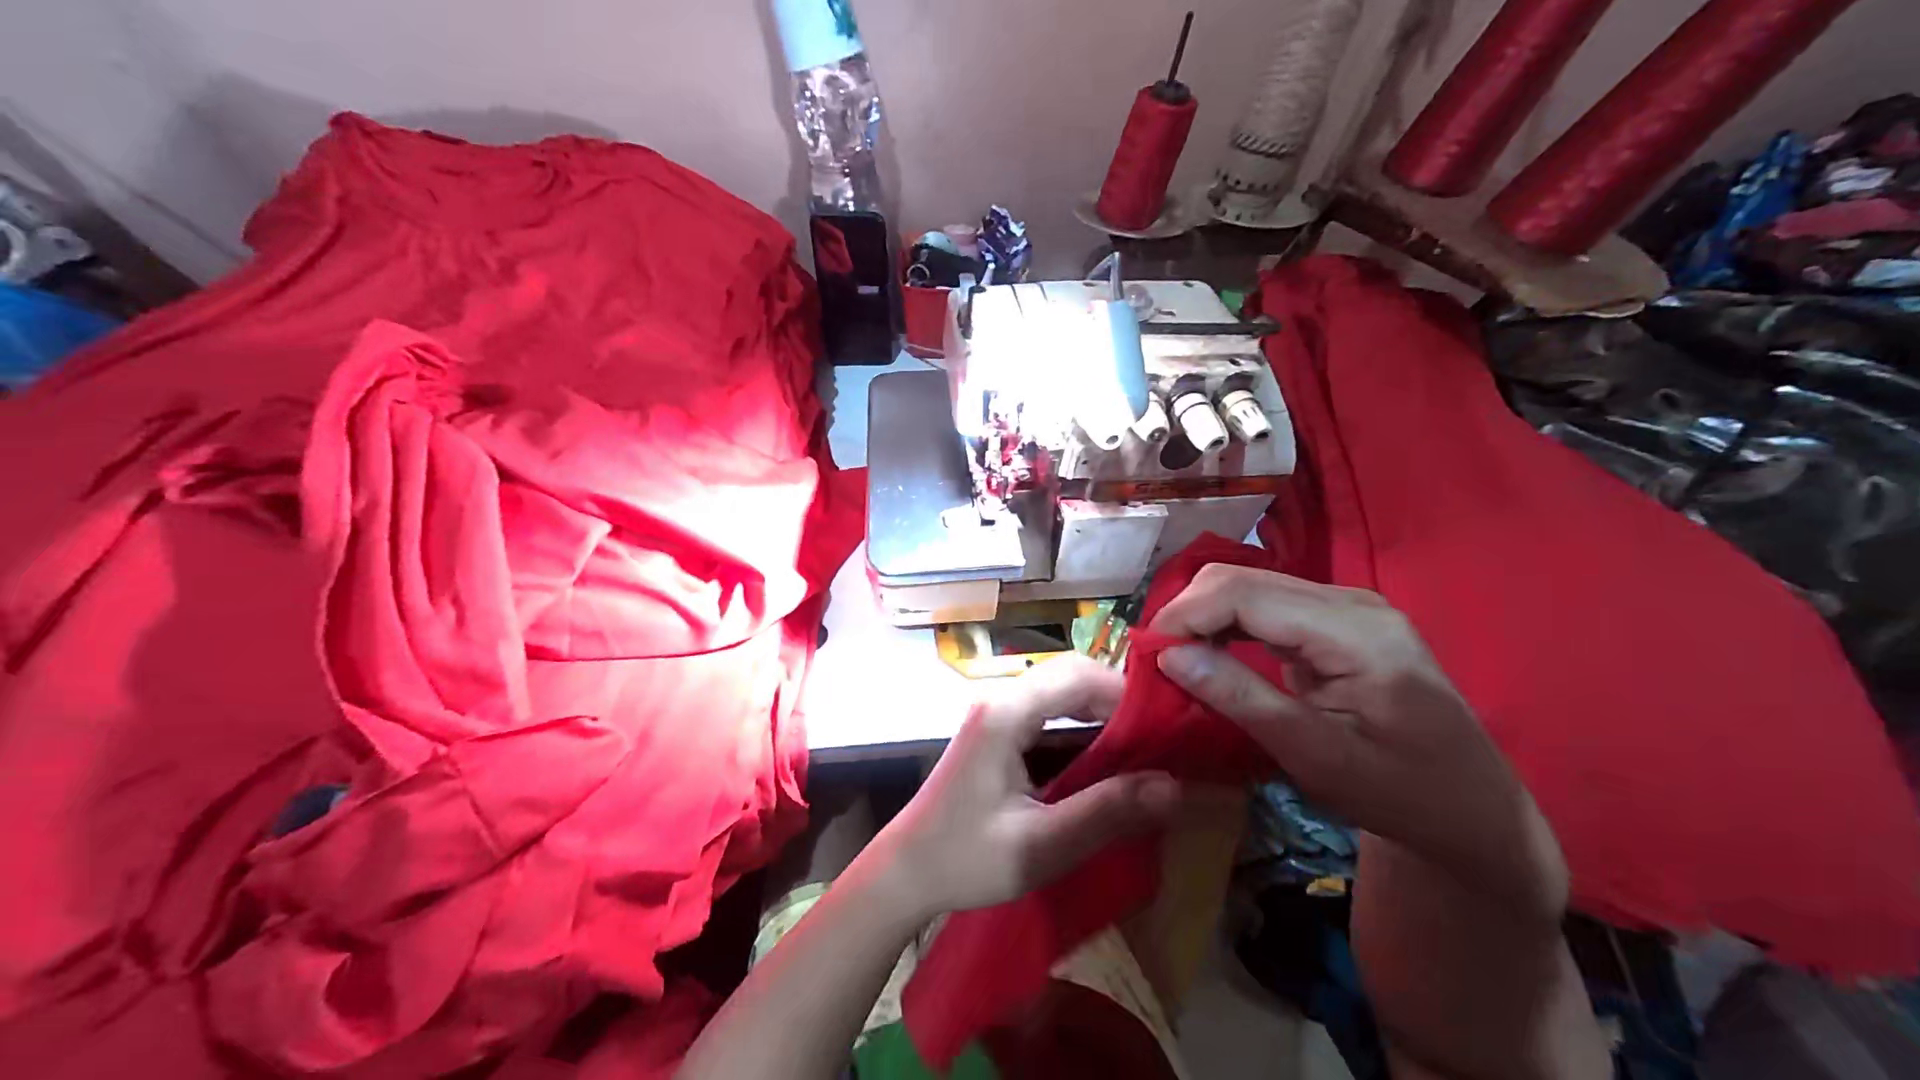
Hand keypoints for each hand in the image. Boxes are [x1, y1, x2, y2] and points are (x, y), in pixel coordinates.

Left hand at [866, 656, 1181, 920]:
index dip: (1126, 692)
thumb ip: (1105, 813)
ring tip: (1142, 746)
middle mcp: (999, 699)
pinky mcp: (994, 728)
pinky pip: (1047, 709)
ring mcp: (993, 711)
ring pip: (1059, 689)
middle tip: (1161, 737)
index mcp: (1005, 714)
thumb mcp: (1040, 845)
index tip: (1168, 726)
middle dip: (1118, 699)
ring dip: (1101, 710)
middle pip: (1070, 674)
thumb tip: (1173, 785)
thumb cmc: (965, 858)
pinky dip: (1080, 722)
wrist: (906, 869)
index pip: (1077, 675)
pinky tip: (1103, 755)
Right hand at [1152, 565, 1565, 921]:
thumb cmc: (1401, 794)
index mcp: (1354, 631)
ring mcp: (1346, 607)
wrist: (1471, 811)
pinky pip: (1265, 606)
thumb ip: (1241, 698)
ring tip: (1175, 661)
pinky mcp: (1337, 622)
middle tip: (1156, 663)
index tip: (1147, 658)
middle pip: (1241, 579)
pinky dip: (1227, 626)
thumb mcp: (1315, 756)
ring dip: (1203, 618)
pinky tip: (1211, 655)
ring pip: (1248, 587)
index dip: (1185, 615)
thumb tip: (1168, 655)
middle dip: (1188, 614)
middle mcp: (1349, 601)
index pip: (1243, 594)